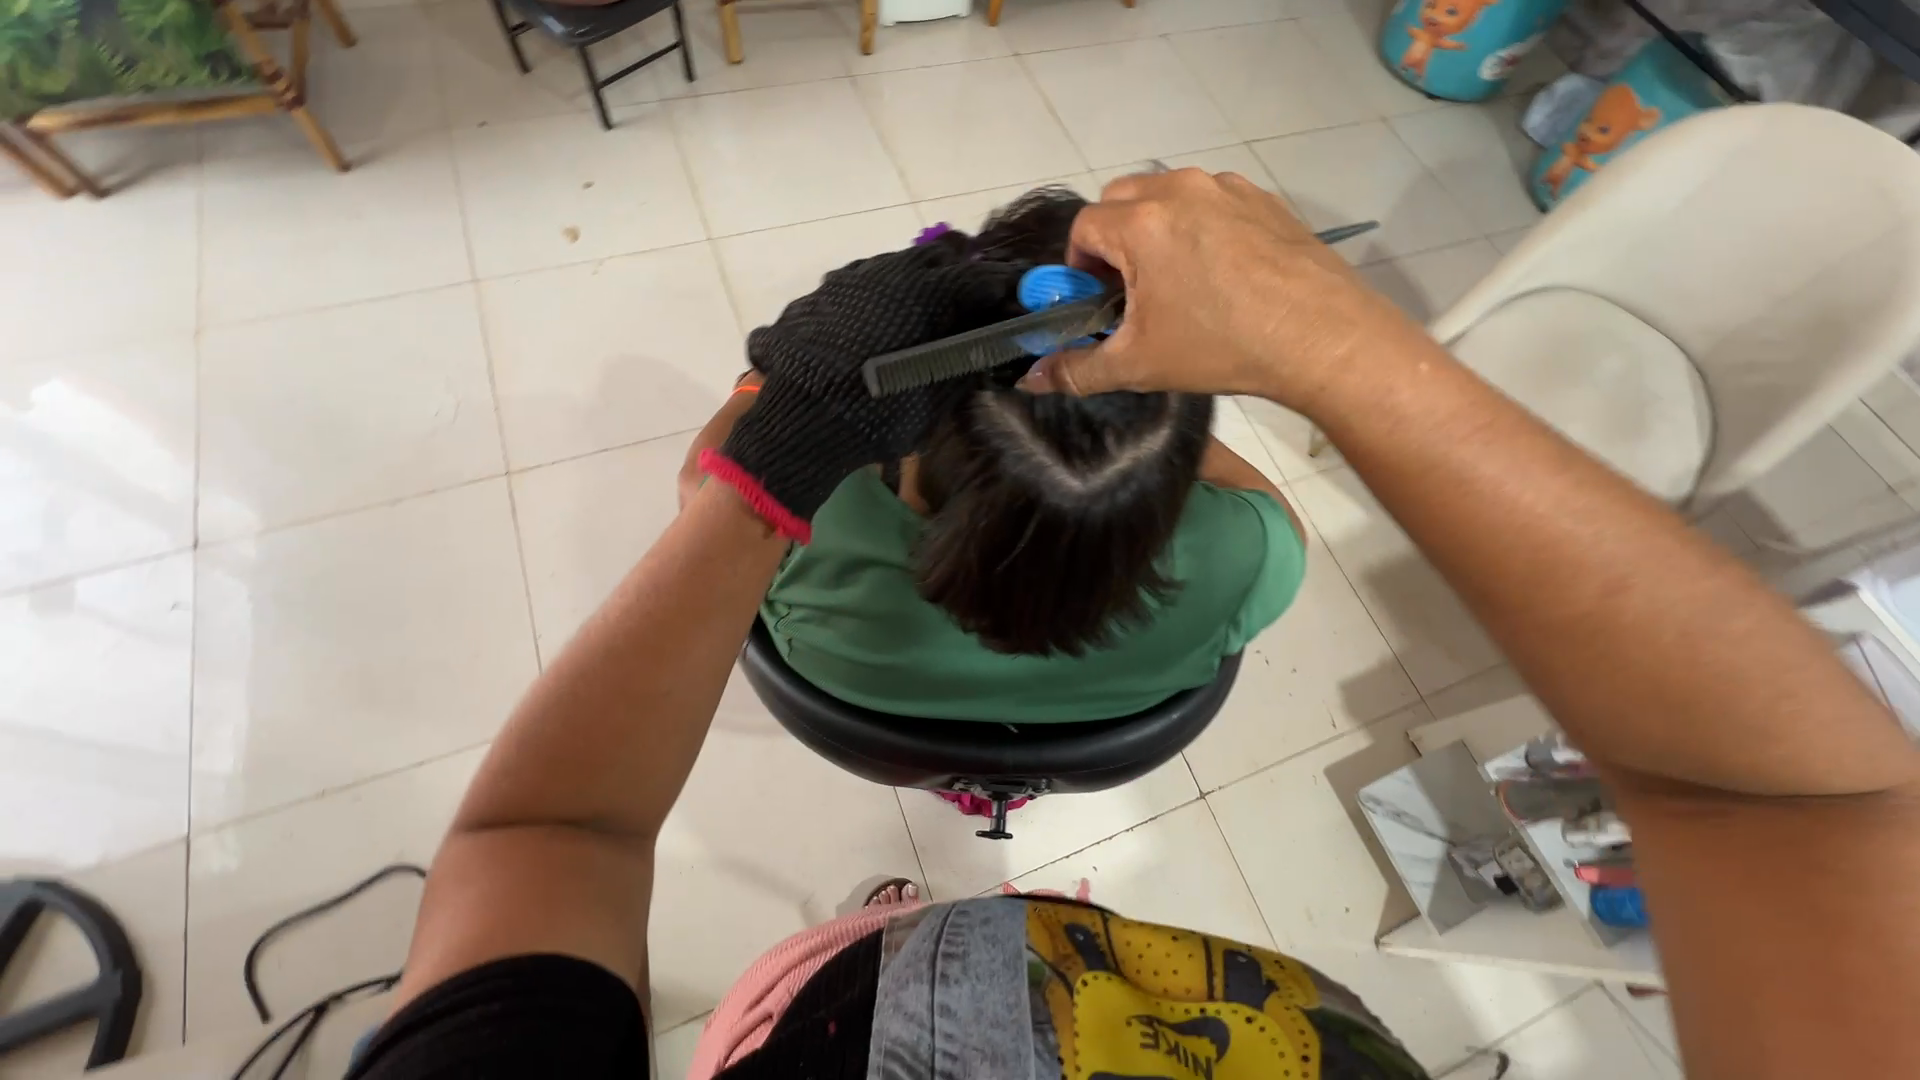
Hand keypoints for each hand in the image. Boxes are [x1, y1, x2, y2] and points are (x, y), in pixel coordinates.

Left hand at [702, 243, 1021, 540]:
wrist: (799, 424)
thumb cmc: (878, 416)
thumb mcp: (935, 398)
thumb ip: (966, 361)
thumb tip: (992, 340)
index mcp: (927, 291)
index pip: (980, 276)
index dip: (1003, 287)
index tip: (1016, 297)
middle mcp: (887, 271)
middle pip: (935, 257)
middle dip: (956, 275)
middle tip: (965, 305)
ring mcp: (844, 280)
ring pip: (888, 267)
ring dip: (908, 286)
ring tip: (910, 320)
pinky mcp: (813, 298)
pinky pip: (851, 290)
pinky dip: (868, 305)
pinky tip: (862, 335)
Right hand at [1021, 169, 1425, 413]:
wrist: (1321, 337)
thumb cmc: (1219, 347)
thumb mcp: (1137, 365)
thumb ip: (1076, 370)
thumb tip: (1030, 380)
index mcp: (1142, 223)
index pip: (1084, 226)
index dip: (1078, 266)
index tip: (1096, 302)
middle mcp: (1181, 189)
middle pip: (1121, 200)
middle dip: (1112, 241)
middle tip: (1129, 292)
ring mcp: (1228, 188)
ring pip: (1168, 197)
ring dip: (1154, 231)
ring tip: (1176, 284)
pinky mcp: (1264, 199)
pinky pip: (1211, 202)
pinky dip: (1198, 228)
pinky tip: (1219, 276)